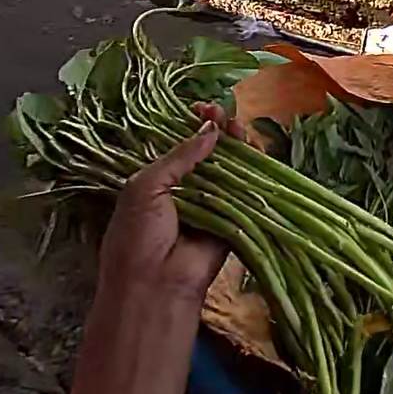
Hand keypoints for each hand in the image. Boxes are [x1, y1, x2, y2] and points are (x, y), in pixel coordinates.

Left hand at [98, 103, 238, 306]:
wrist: (154, 286)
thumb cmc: (138, 236)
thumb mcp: (145, 186)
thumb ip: (179, 156)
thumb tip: (211, 129)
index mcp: (162, 182)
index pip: (183, 145)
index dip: (193, 125)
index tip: (199, 107)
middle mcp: (190, 189)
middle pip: (211, 152)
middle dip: (217, 128)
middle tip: (219, 110)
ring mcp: (215, 203)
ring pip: (233, 166)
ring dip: (236, 142)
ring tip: (235, 123)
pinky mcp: (238, 217)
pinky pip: (249, 189)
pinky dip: (254, 167)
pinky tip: (252, 146)